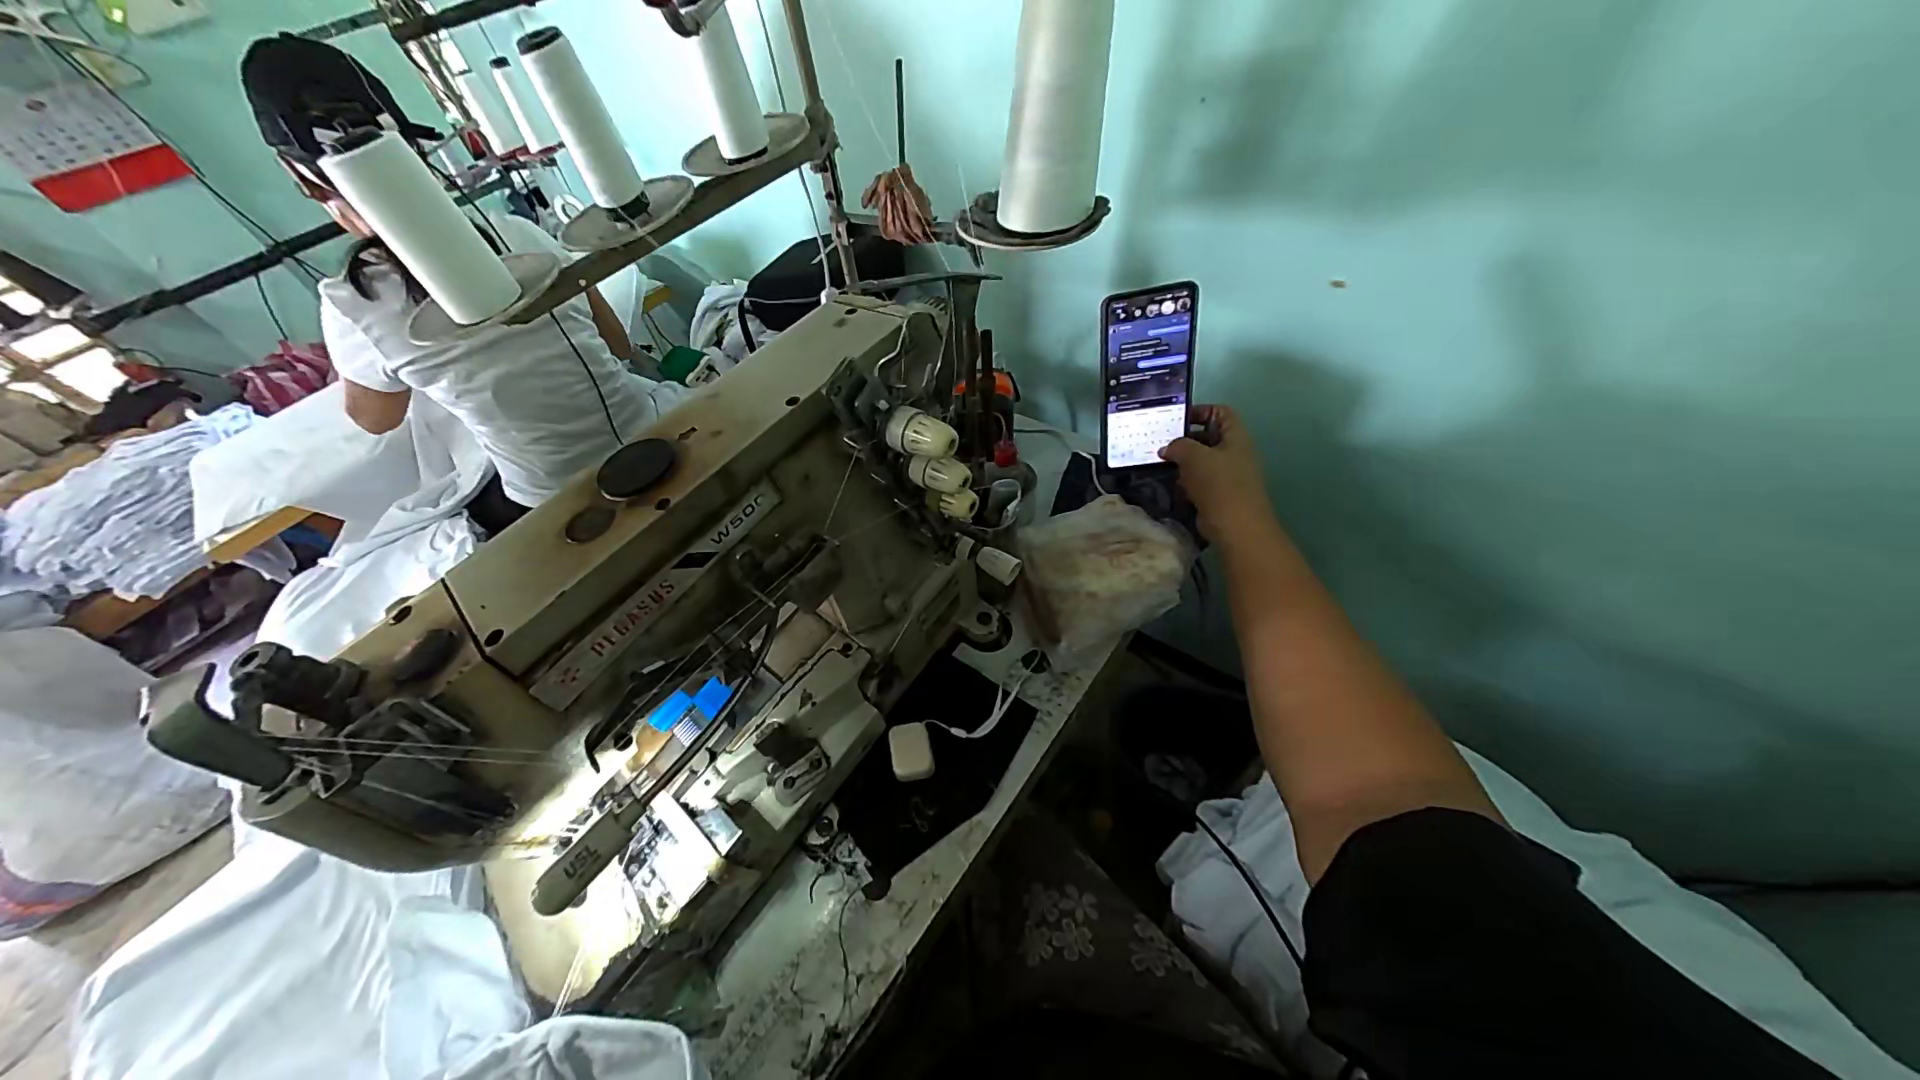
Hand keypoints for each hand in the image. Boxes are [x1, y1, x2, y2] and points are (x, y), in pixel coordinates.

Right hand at [1160, 405, 1275, 543]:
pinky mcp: (1218, 494)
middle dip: (1184, 439)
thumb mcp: (1194, 456)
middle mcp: (1233, 452)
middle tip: (1161, 443)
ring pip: (1201, 461)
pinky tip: (1170, 485)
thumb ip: (1177, 445)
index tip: (1176, 419)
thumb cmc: (1218, 483)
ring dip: (1182, 463)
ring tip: (1160, 464)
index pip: (1220, 412)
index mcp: (1235, 437)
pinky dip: (1185, 482)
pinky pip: (1199, 481)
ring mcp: (1227, 475)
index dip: (1200, 410)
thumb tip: (1166, 449)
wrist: (1235, 525)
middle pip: (1207, 437)